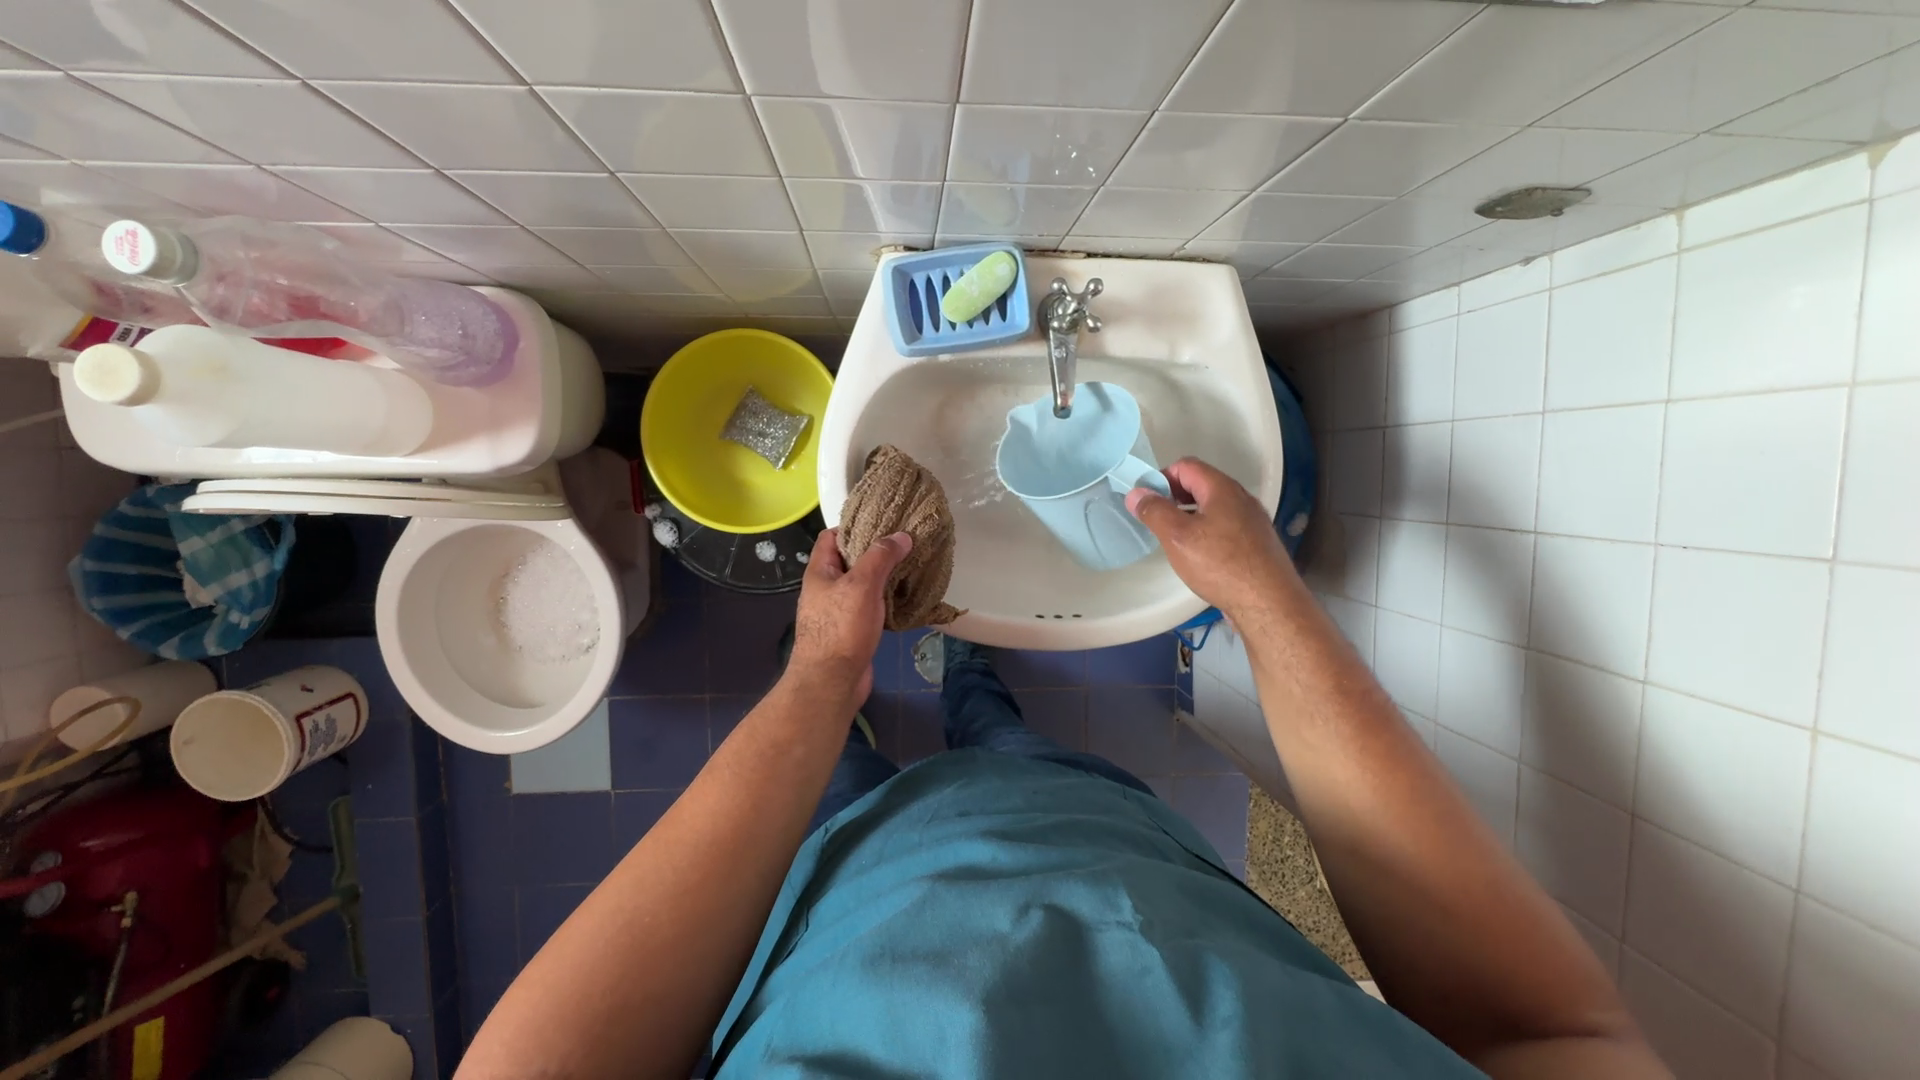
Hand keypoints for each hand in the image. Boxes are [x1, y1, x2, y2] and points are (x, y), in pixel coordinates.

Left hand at [786, 528, 913, 707]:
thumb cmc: (841, 628)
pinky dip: (886, 601)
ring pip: (862, 586)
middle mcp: (825, 589)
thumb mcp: (862, 584)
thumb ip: (881, 557)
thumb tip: (901, 536)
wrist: (832, 681)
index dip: (854, 526)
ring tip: (911, 566)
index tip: (882, 522)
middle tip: (904, 543)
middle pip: (850, 560)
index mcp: (819, 572)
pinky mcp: (851, 632)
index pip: (831, 537)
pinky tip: (905, 598)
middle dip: (875, 552)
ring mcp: (837, 612)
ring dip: (883, 578)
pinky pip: (870, 608)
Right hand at [1126, 458, 1292, 619]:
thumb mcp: (1177, 537)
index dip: (1161, 477)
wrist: (1268, 602)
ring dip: (1191, 516)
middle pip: (1202, 484)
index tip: (1147, 501)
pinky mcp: (1257, 543)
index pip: (1186, 466)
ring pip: (1214, 508)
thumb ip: (1155, 511)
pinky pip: (1226, 527)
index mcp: (1222, 489)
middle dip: (1175, 497)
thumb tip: (1136, 493)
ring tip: (1175, 539)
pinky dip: (1208, 532)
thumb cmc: (1220, 564)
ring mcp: (1252, 521)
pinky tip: (1201, 556)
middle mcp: (1241, 498)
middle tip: (1157, 520)